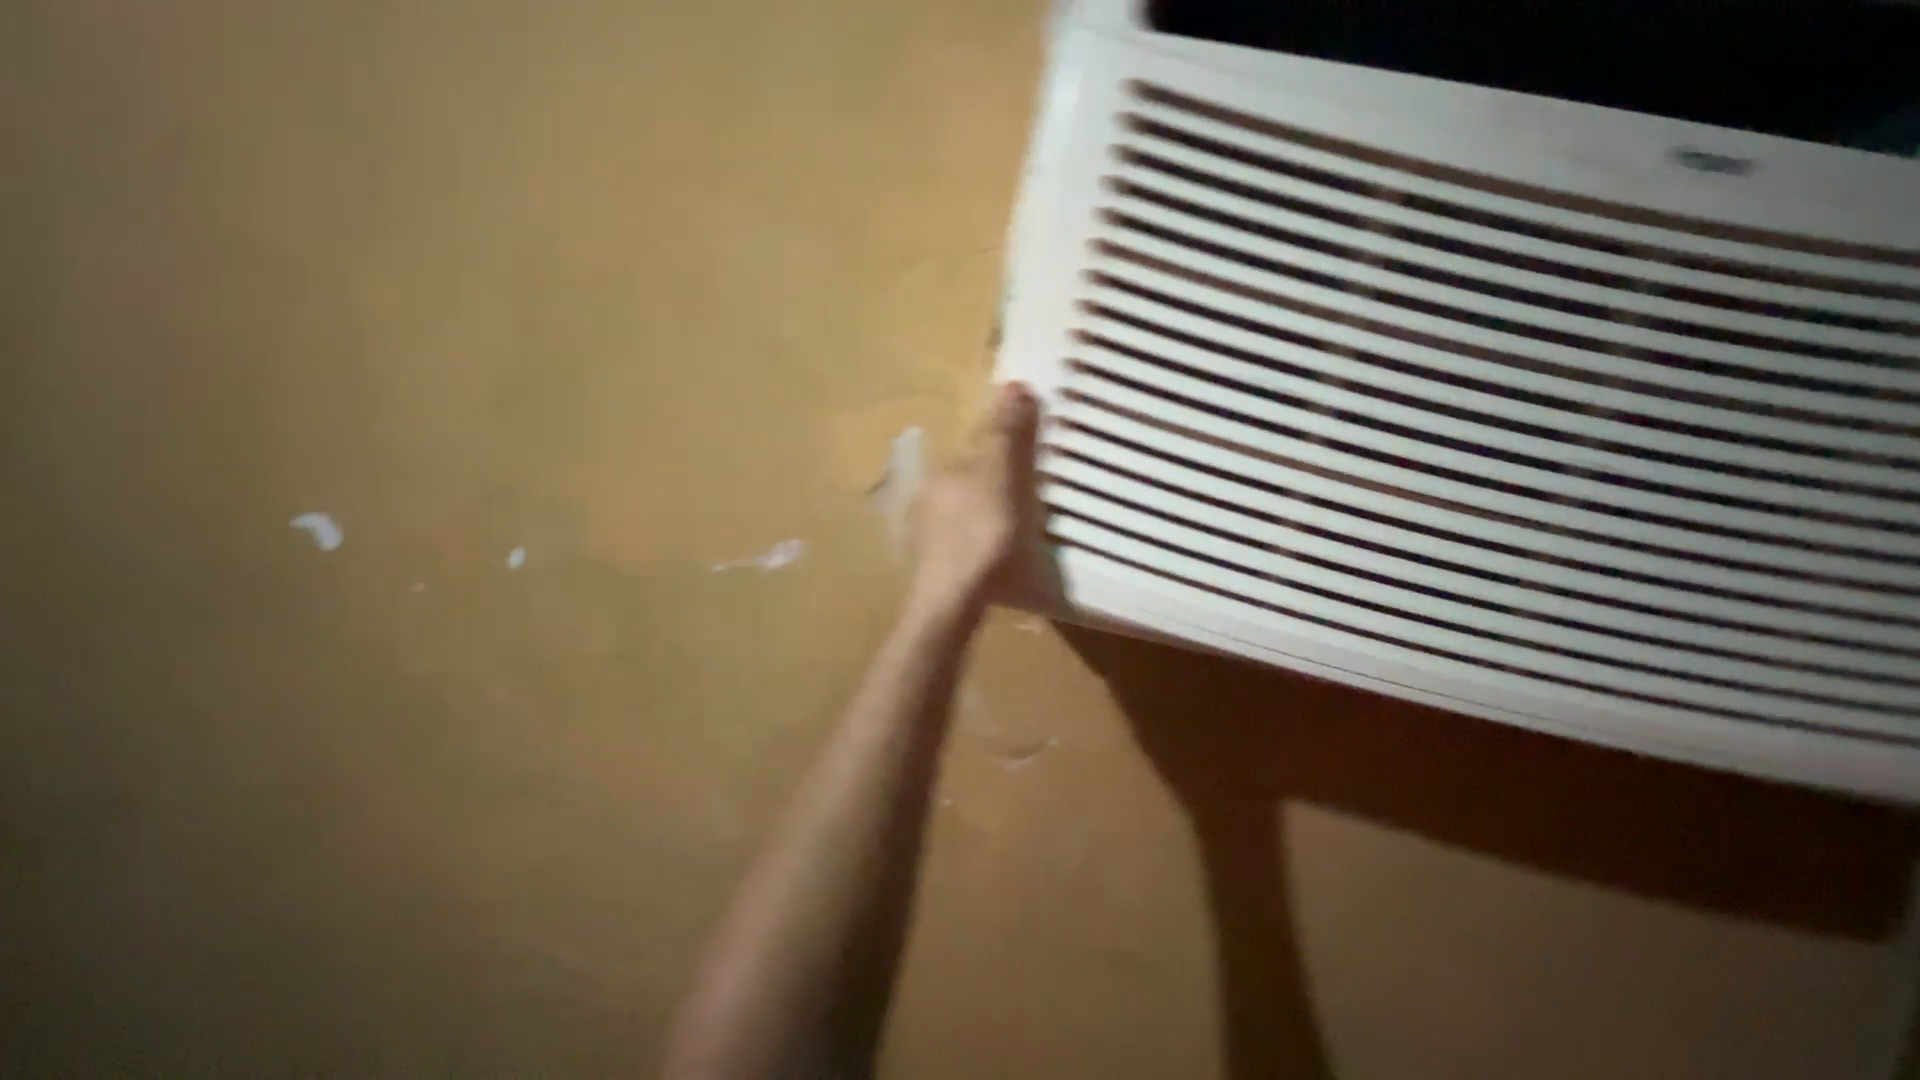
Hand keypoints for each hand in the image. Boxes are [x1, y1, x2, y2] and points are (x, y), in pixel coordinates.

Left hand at [907, 382, 1040, 614]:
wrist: (952, 600)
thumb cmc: (980, 531)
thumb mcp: (999, 474)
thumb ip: (1005, 432)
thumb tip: (1014, 384)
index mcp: (941, 470)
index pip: (972, 444)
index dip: (1000, 442)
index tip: (1028, 450)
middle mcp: (925, 497)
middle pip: (966, 478)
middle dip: (990, 478)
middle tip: (1027, 487)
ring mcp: (924, 535)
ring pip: (960, 511)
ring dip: (983, 510)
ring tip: (1016, 521)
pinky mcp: (932, 567)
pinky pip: (961, 542)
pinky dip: (978, 539)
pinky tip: (994, 553)